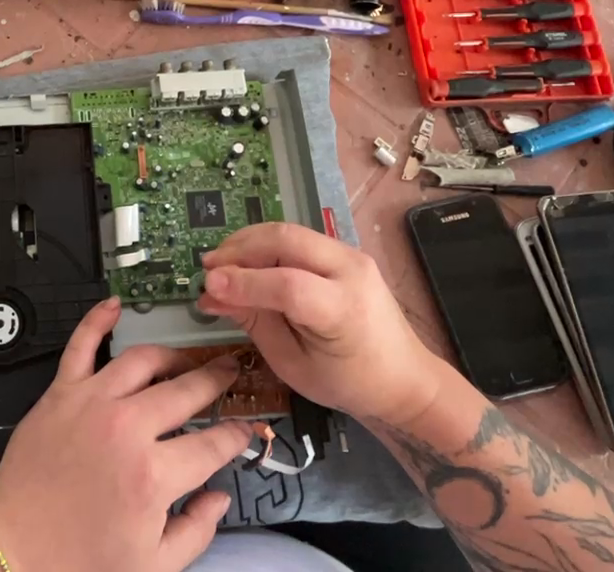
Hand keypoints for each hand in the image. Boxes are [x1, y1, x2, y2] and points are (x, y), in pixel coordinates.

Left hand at [0, 296, 254, 571]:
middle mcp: (126, 429)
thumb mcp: (153, 565)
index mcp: (154, 476)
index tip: (246, 427)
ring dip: (172, 355)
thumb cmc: (79, 560)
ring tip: (186, 359)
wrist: (14, 548)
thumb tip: (220, 497)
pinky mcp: (61, 392)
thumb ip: (197, 530)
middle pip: (186, 391)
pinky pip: (81, 345)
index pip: (213, 443)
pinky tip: (113, 305)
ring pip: (143, 360)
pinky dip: (97, 320)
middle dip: (216, 379)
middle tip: (229, 370)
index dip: (237, 434)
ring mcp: (91, 403)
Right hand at [197, 222, 446, 426]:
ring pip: (288, 231)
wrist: (405, 377)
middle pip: (285, 240)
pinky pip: (296, 238)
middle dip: (240, 248)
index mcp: (344, 310)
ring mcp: (350, 254)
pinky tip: (245, 261)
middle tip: (208, 266)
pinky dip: (265, 245)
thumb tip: (212, 296)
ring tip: (220, 261)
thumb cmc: (348, 382)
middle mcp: (350, 271)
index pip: (288, 285)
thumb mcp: (294, 364)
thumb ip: (255, 323)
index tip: (208, 284)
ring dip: (248, 242)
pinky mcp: (343, 250)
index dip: (244, 282)